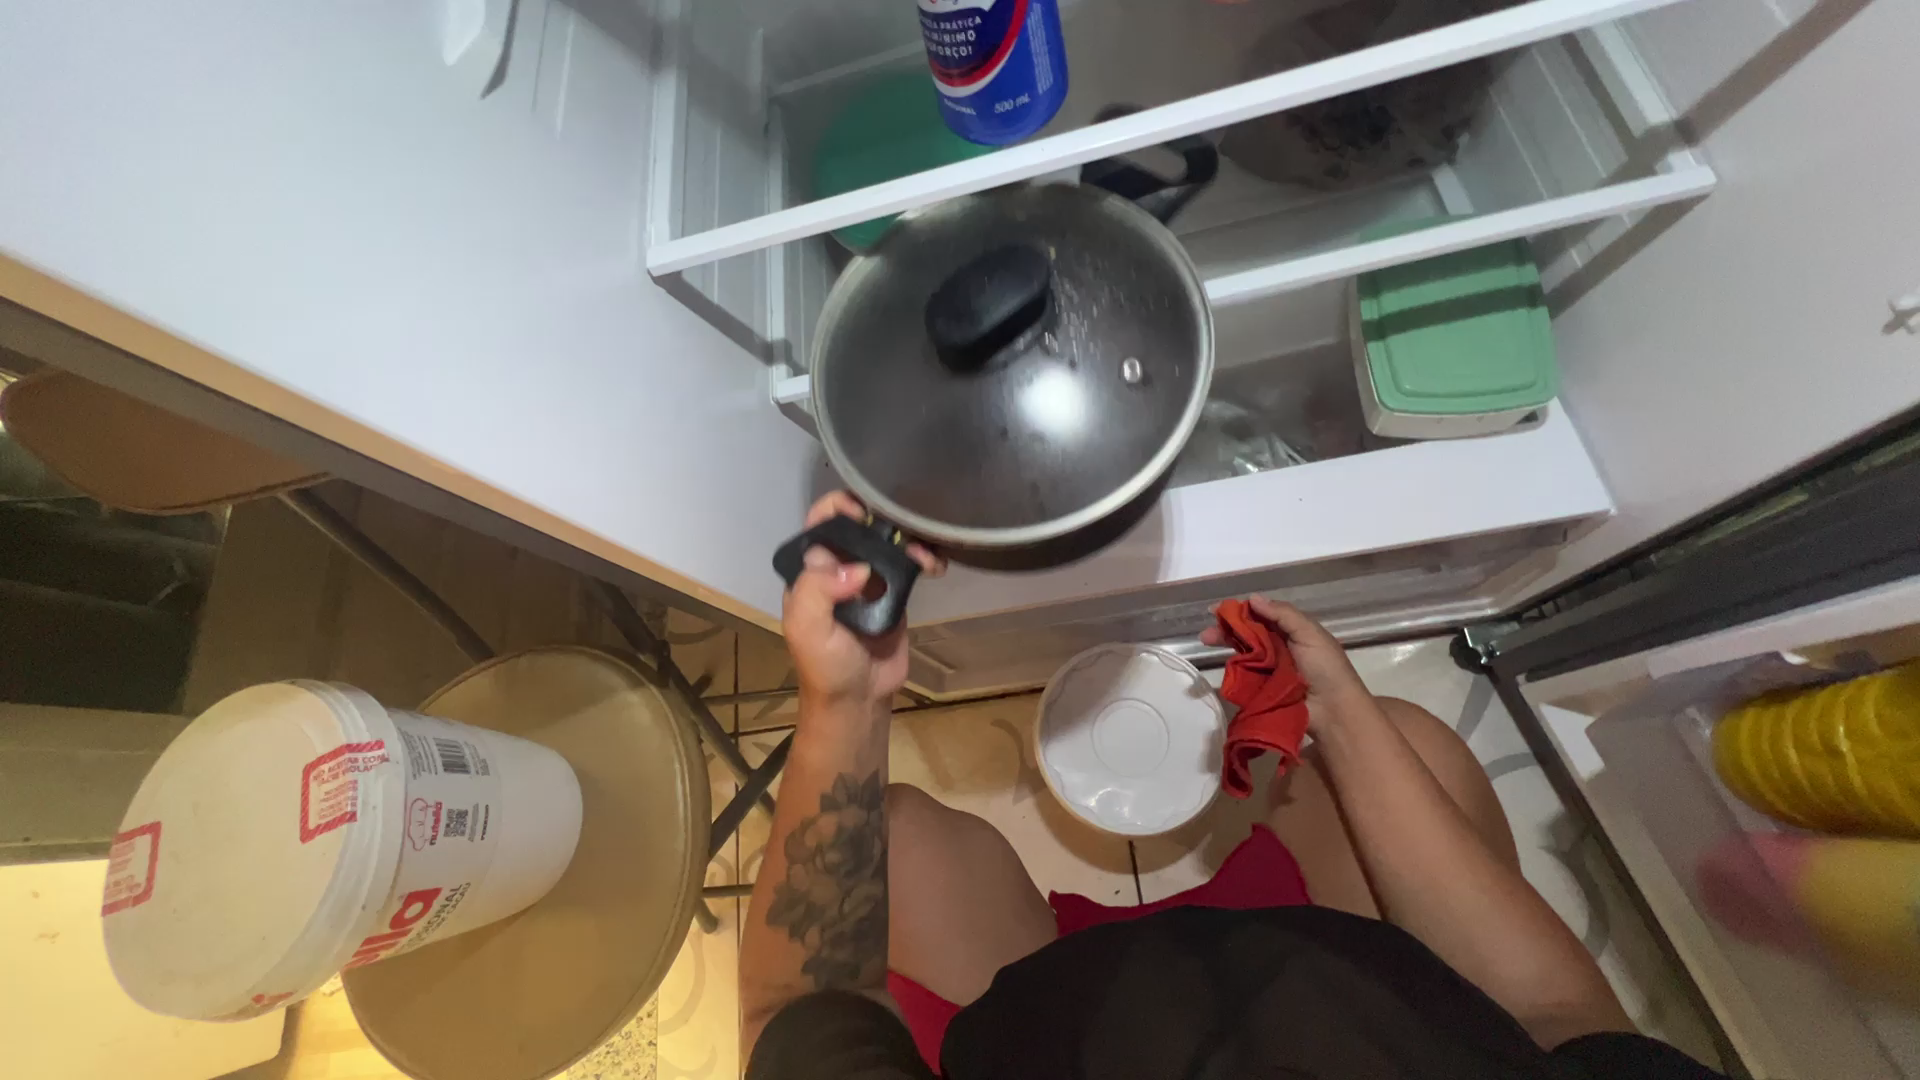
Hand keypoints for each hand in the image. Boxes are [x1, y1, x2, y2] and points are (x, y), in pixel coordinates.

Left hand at [782, 492, 945, 709]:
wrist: (860, 700)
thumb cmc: (827, 666)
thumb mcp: (808, 629)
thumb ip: (817, 591)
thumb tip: (857, 568)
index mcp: (810, 572)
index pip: (819, 526)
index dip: (836, 509)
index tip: (861, 510)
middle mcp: (838, 570)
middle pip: (859, 528)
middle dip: (882, 520)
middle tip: (903, 525)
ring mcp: (869, 580)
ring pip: (888, 543)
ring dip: (909, 538)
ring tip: (924, 553)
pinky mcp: (896, 593)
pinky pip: (909, 566)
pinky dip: (924, 558)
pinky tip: (935, 565)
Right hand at [1200, 596, 1372, 731]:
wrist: (1334, 710)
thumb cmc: (1326, 668)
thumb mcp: (1310, 634)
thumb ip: (1283, 614)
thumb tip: (1253, 598)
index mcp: (1292, 631)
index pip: (1260, 615)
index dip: (1240, 610)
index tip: (1218, 610)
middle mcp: (1279, 646)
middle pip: (1247, 632)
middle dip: (1226, 627)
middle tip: (1207, 628)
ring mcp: (1270, 667)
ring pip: (1243, 649)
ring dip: (1225, 642)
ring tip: (1207, 641)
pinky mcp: (1263, 686)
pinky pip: (1245, 672)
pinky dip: (1233, 665)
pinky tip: (1221, 660)